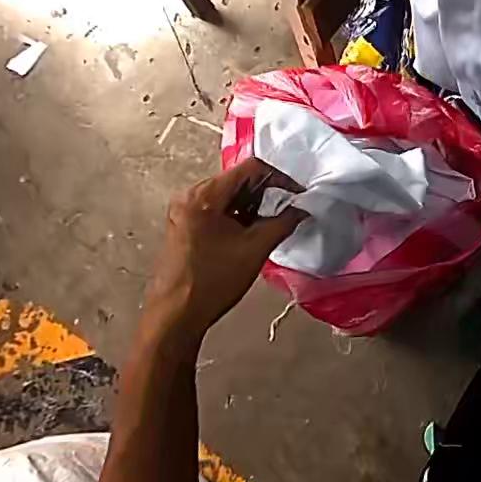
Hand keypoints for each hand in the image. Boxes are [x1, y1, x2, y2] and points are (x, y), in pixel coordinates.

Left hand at [141, 157, 305, 344]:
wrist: (177, 313)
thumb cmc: (214, 280)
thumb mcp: (257, 247)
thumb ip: (285, 221)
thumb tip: (303, 209)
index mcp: (204, 196)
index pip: (251, 168)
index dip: (281, 178)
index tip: (299, 195)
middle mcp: (191, 196)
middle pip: (240, 179)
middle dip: (269, 192)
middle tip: (291, 208)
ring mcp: (186, 210)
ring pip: (232, 194)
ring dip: (256, 204)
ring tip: (274, 221)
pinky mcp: (187, 224)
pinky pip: (221, 207)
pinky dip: (241, 214)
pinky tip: (255, 231)